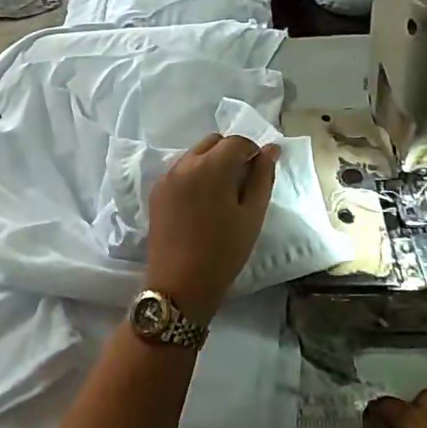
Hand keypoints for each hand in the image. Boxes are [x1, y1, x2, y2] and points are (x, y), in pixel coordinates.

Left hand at [144, 134, 278, 319]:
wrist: (180, 285)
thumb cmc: (224, 251)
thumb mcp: (252, 215)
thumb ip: (262, 177)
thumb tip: (270, 150)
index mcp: (211, 166)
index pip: (237, 142)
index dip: (252, 152)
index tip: (258, 173)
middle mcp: (185, 164)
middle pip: (213, 142)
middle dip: (231, 153)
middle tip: (242, 183)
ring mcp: (167, 177)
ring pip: (194, 154)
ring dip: (211, 163)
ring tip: (222, 194)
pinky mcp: (156, 192)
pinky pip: (180, 170)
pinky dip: (195, 175)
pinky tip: (202, 203)